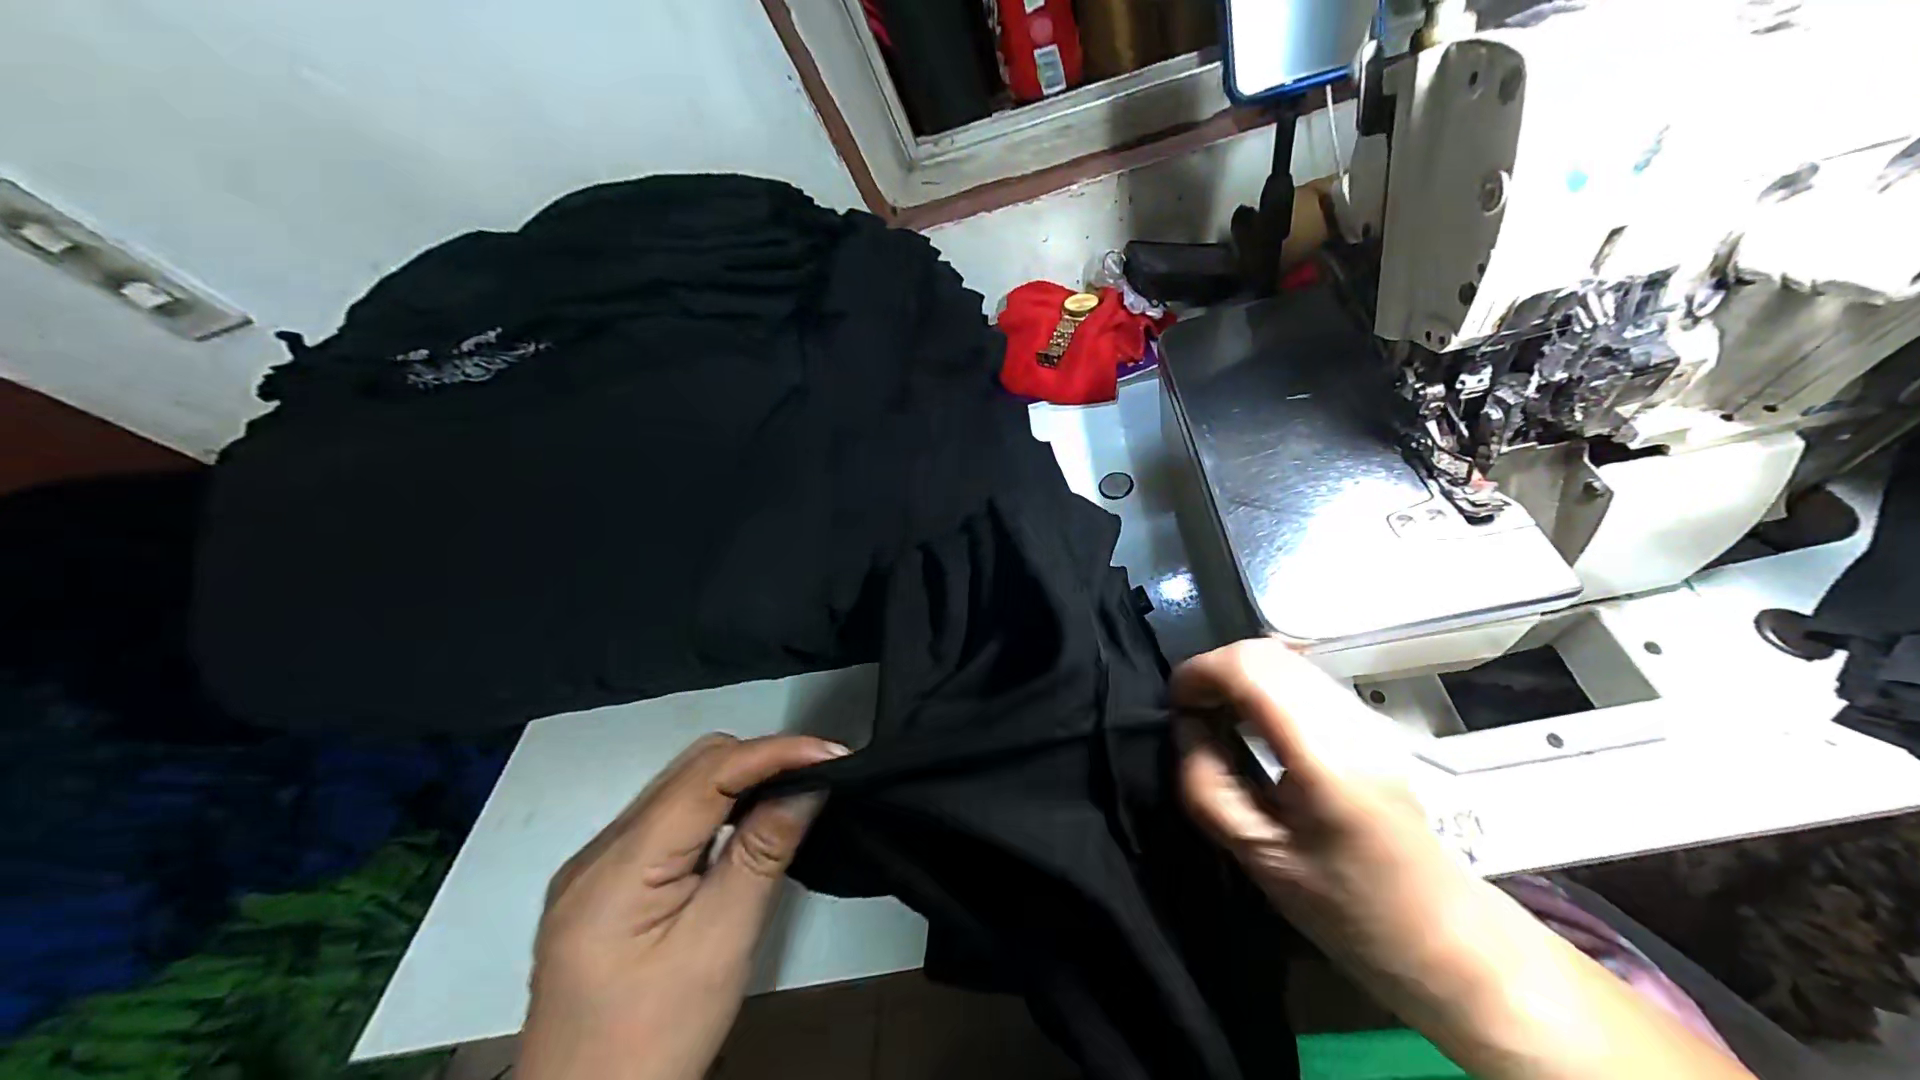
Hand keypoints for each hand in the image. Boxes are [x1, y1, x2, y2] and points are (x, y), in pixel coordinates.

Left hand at [518, 733, 847, 1079]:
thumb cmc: (656, 1041)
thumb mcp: (721, 946)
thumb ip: (762, 855)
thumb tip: (807, 785)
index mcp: (617, 868)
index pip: (705, 775)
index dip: (772, 753)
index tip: (831, 752)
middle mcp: (598, 850)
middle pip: (689, 769)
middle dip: (758, 761)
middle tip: (815, 777)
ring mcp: (596, 864)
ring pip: (679, 785)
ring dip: (738, 781)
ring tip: (789, 795)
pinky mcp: (604, 881)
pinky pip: (669, 816)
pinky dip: (716, 807)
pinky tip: (744, 828)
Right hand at [1175, 639, 1756, 1079]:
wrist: (1442, 933)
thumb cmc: (1348, 908)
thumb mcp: (1258, 857)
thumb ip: (1207, 785)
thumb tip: (1186, 727)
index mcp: (1326, 758)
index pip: (1252, 668)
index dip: (1199, 673)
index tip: (1174, 704)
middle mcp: (1350, 722)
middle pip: (1266, 651)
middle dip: (1214, 670)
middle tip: (1191, 712)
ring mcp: (1364, 718)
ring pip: (1284, 657)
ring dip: (1237, 675)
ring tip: (1215, 717)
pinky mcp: (1366, 723)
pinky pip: (1301, 676)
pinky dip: (1261, 684)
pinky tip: (1250, 723)